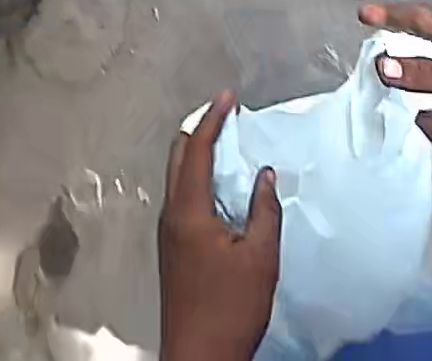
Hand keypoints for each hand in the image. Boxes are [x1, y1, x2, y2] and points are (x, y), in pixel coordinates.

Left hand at [159, 90, 280, 360]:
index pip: (198, 149)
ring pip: (177, 172)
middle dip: (201, 128)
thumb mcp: (260, 260)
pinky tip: (219, 184)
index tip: (228, 97)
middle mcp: (171, 210)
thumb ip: (264, 212)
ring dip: (198, 151)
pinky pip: (181, 192)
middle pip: (179, 154)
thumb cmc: (230, 308)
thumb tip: (264, 174)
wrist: (198, 356)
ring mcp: (167, 227)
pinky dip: (196, 174)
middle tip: (227, 115)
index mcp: (189, 208)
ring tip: (226, 142)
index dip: (214, 119)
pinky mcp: (170, 243)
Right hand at [360, 4, 431, 204]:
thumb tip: (385, 65)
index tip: (365, 15)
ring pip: (407, 87)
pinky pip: (415, 115)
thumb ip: (425, 72)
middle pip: (407, 55)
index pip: (421, 19)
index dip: (392, 14)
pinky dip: (427, 123)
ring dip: (413, 99)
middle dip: (398, 66)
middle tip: (385, 73)